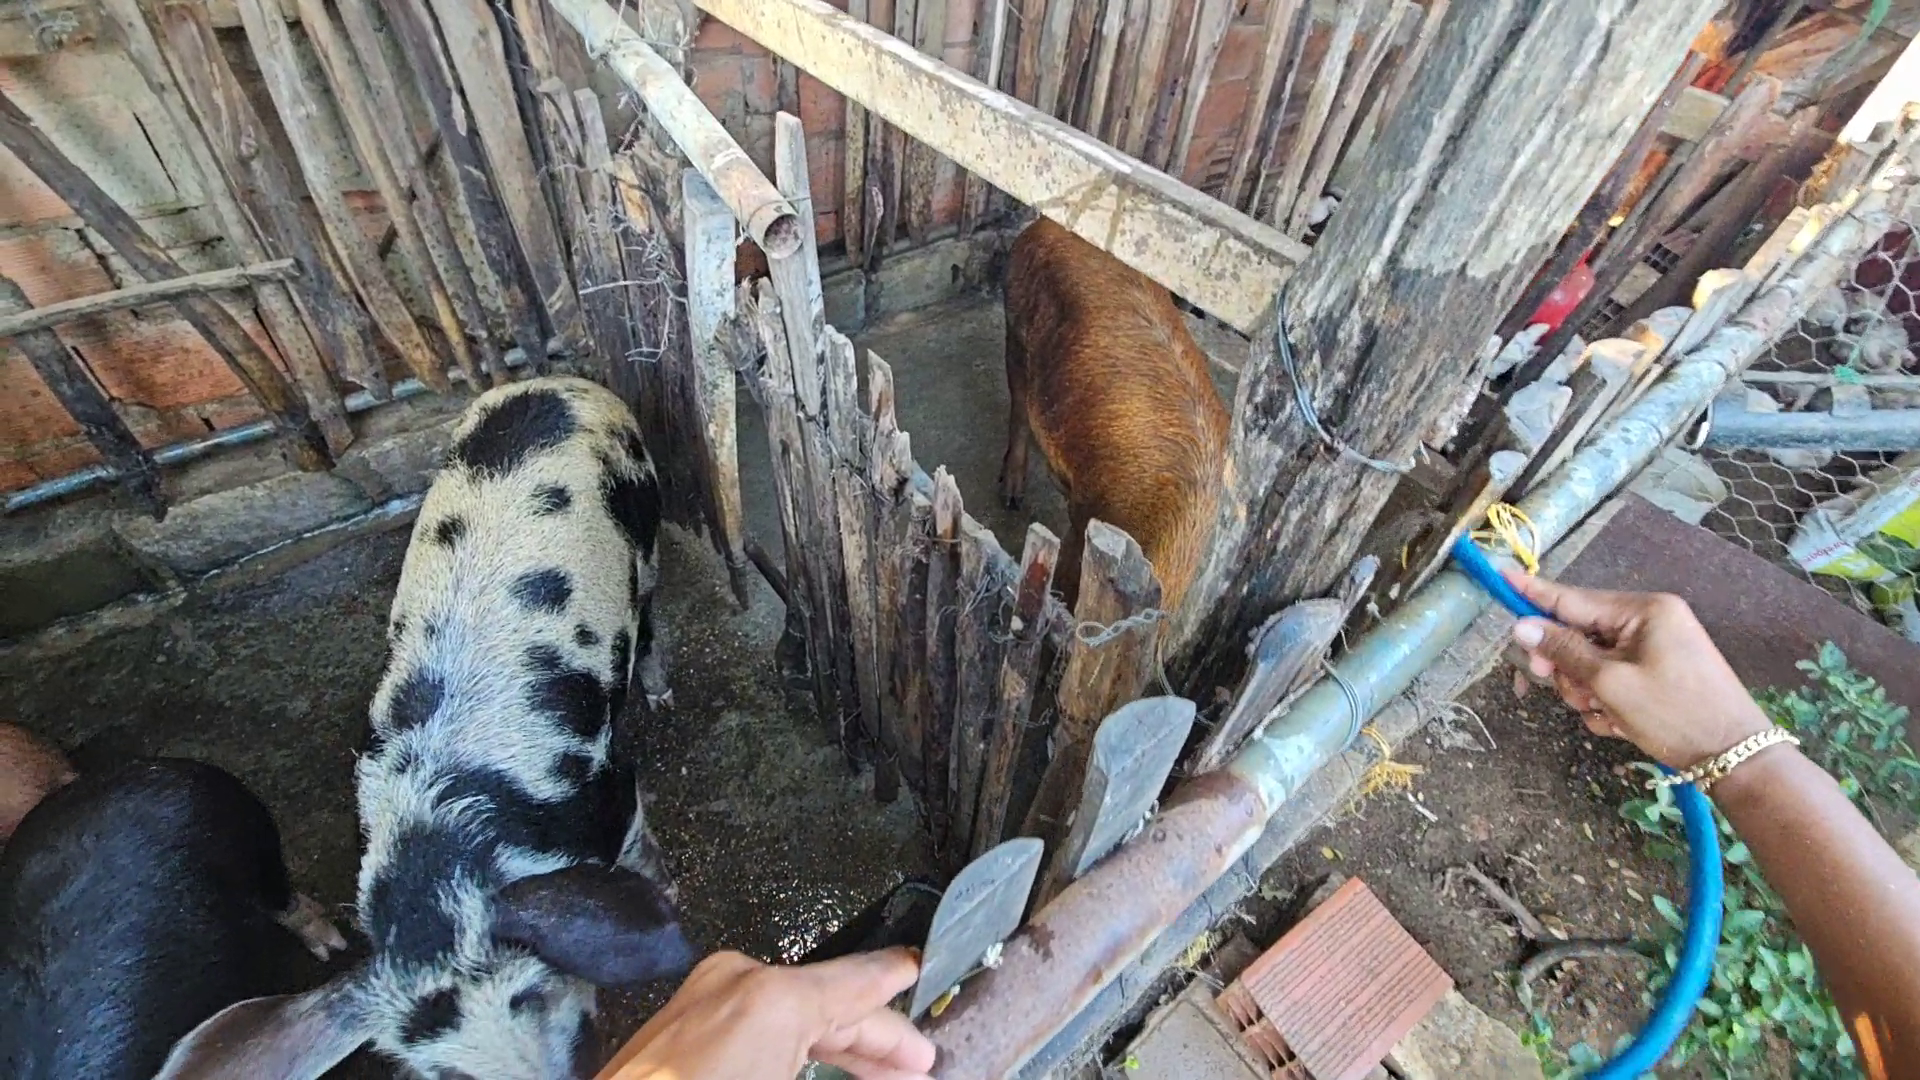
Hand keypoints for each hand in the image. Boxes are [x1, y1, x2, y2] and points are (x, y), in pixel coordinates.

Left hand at [596, 948, 934, 1079]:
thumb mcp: (788, 1078)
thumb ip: (838, 1066)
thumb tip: (882, 1067)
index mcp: (771, 998)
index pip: (856, 982)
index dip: (895, 982)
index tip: (922, 968)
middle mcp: (740, 982)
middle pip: (828, 999)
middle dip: (876, 1035)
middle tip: (917, 1059)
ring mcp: (708, 996)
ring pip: (795, 1010)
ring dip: (838, 1042)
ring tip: (881, 1070)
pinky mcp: (685, 1019)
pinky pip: (761, 1021)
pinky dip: (797, 1043)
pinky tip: (818, 1062)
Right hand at [1504, 572, 1770, 770]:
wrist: (1738, 760)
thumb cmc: (1675, 714)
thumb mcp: (1609, 682)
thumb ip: (1561, 650)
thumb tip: (1520, 626)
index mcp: (1643, 612)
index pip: (1571, 599)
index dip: (1531, 591)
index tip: (1499, 575)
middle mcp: (1647, 621)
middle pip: (1574, 632)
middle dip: (1562, 662)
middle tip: (1550, 682)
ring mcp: (1651, 646)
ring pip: (1585, 658)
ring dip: (1581, 687)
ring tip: (1600, 710)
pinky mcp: (1654, 670)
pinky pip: (1605, 674)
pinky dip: (1601, 697)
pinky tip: (1616, 719)